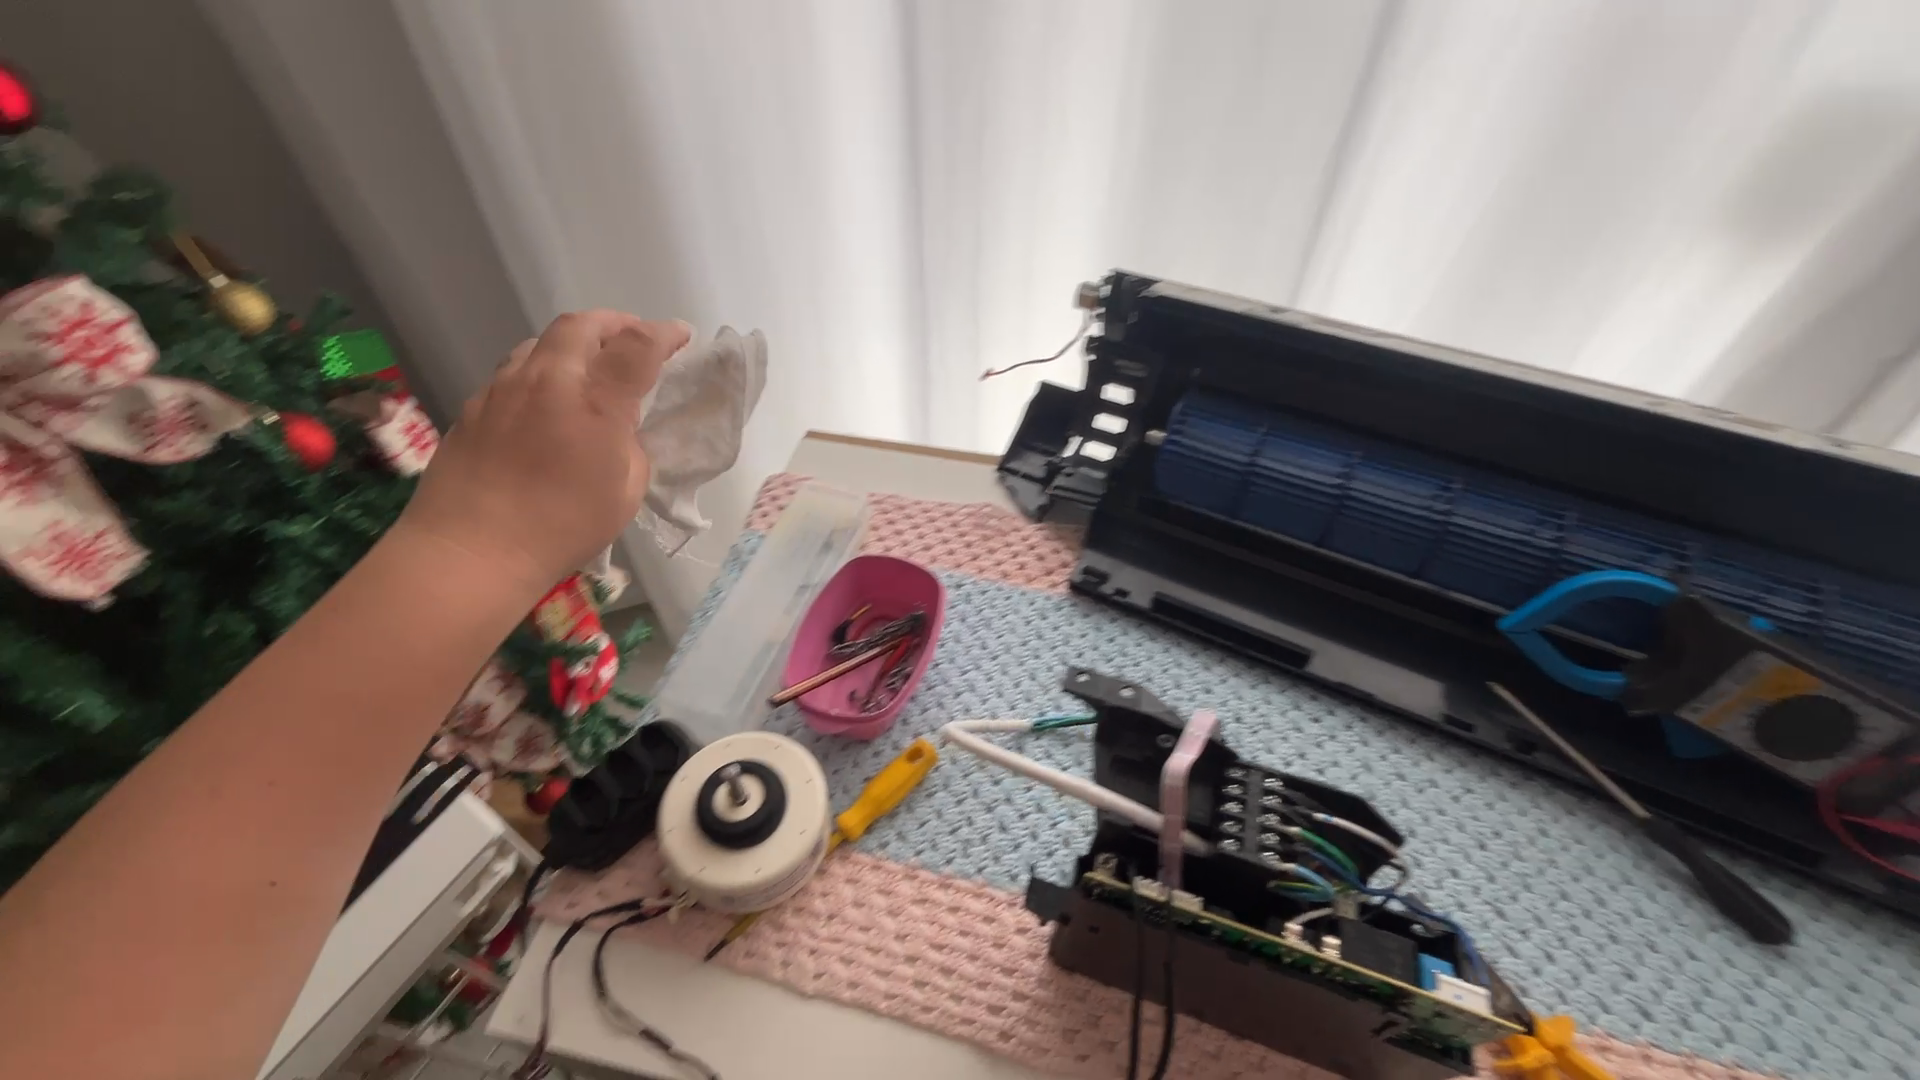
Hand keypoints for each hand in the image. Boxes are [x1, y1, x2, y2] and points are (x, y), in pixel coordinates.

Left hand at [396, 310, 689, 591]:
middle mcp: (548, 381)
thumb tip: (619, 429)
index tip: (680, 336)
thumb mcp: (625, 492)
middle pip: (582, 325)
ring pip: (542, 342)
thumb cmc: (562, 527)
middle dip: (616, 324)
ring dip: (574, 343)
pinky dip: (543, 370)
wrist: (472, 549)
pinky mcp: (475, 405)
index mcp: (595, 404)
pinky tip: (548, 400)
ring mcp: (504, 388)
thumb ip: (630, 448)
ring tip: (590, 366)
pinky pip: (515, 370)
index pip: (636, 346)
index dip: (663, 334)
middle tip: (634, 339)